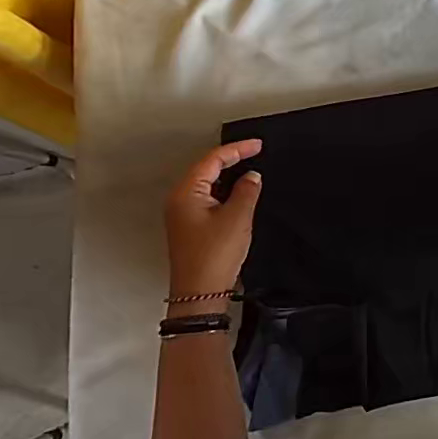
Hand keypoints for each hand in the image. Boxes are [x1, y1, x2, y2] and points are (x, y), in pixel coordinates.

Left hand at [165, 139, 262, 300]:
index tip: (257, 145)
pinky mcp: (190, 227)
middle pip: (206, 169)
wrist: (200, 294)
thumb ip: (247, 190)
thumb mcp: (237, 218)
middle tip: (255, 152)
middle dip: (231, 160)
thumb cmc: (214, 257)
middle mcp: (179, 200)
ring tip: (251, 172)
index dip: (237, 149)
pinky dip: (224, 193)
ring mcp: (182, 214)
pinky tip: (240, 196)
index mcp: (186, 192)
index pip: (213, 160)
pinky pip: (207, 199)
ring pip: (207, 185)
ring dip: (228, 177)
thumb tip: (251, 176)